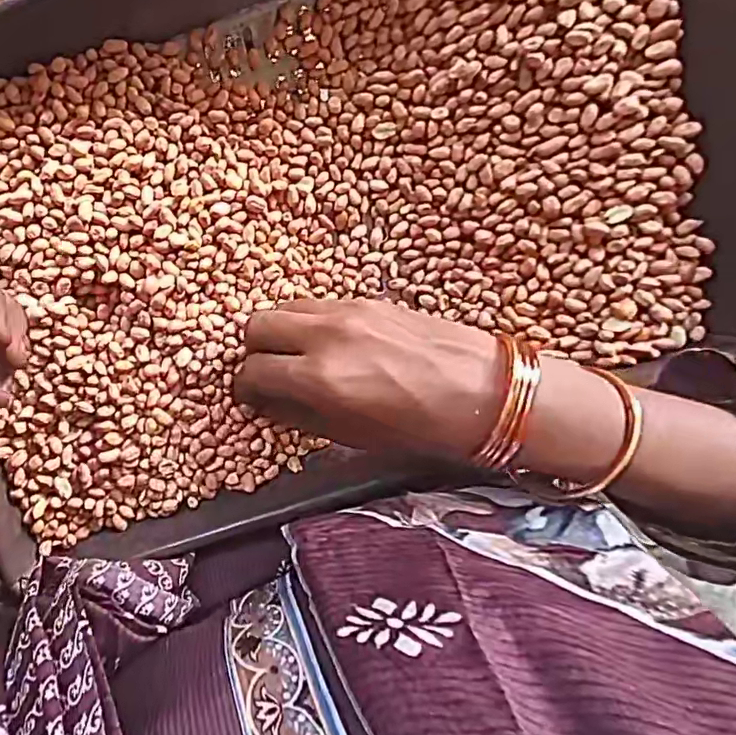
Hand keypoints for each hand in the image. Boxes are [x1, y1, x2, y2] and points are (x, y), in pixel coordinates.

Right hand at [234, 299, 503, 460]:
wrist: (489, 391)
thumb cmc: (422, 427)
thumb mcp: (352, 434)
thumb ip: (299, 415)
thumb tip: (267, 401)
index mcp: (320, 377)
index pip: (254, 370)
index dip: (246, 386)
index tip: (251, 395)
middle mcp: (325, 335)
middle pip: (257, 324)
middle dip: (254, 350)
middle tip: (268, 370)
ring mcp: (347, 311)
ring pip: (285, 307)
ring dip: (280, 331)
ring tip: (296, 355)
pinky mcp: (368, 300)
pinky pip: (317, 305)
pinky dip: (309, 323)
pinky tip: (330, 345)